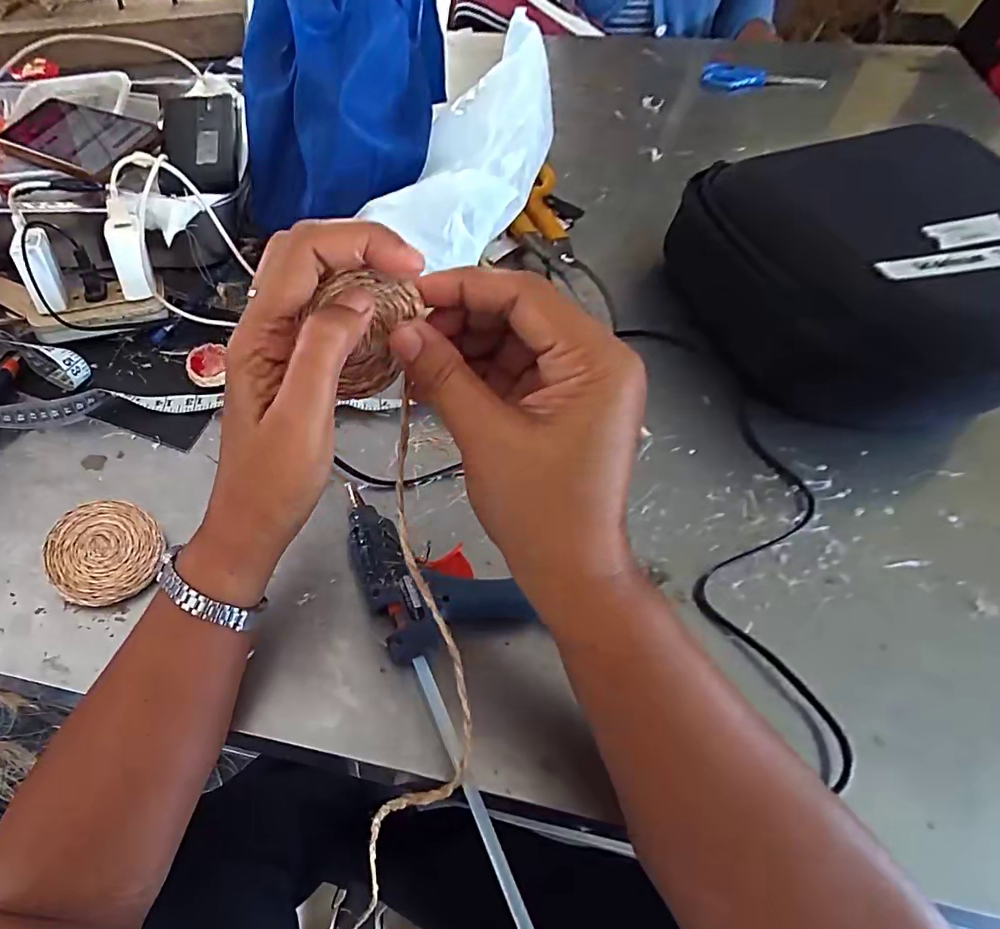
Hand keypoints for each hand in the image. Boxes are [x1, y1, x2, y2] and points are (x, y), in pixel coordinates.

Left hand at [184, 222, 423, 606]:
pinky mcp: (288, 363)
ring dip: (358, 271)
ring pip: (312, 279)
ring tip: (400, 291)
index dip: (361, 242)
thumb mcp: (302, 418)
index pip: (304, 252)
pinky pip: (319, 314)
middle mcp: (261, 329)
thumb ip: (324, 350)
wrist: (249, 523)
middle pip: (304, 252)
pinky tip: (378, 322)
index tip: (411, 266)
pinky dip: (353, 304)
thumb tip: (359, 296)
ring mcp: (273, 345)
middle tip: (409, 273)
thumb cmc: (272, 484)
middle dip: (360, 246)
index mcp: (259, 335)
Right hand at [391, 268, 646, 613]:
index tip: (414, 293)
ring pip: (512, 343)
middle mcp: (595, 360)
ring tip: (414, 358)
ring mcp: (577, 384)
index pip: (526, 296)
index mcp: (596, 359)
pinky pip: (512, 374)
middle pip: (520, 315)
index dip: (465, 287)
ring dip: (463, 348)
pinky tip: (435, 378)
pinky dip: (474, 375)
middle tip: (408, 332)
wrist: (569, 569)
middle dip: (461, 320)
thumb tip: (403, 331)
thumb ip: (444, 376)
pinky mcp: (558, 406)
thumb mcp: (487, 436)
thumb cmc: (540, 511)